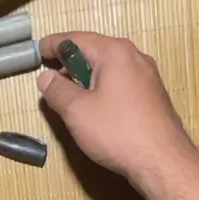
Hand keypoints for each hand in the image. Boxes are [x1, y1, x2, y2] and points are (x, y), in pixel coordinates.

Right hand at [35, 32, 198, 188]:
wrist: (162, 161)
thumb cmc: (117, 132)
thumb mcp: (77, 111)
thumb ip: (57, 90)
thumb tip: (45, 77)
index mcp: (114, 52)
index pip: (76, 38)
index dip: (52, 45)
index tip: (35, 52)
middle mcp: (134, 57)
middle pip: (94, 51)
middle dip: (68, 63)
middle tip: (49, 78)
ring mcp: (147, 76)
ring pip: (107, 68)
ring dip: (85, 78)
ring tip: (68, 96)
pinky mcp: (152, 95)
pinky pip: (120, 83)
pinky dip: (101, 89)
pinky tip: (94, 108)